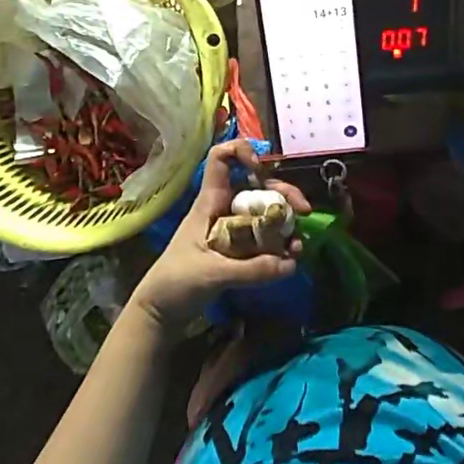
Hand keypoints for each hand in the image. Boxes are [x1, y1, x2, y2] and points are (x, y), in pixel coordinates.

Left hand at [128, 140, 310, 338]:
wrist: (160, 311)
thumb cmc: (175, 282)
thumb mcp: (211, 274)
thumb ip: (250, 270)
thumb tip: (290, 263)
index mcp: (210, 202)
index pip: (221, 159)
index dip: (241, 151)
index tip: (260, 170)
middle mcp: (224, 210)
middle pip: (257, 186)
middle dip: (283, 193)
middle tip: (303, 211)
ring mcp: (232, 231)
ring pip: (264, 213)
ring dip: (285, 224)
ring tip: (298, 245)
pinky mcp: (237, 252)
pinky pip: (264, 239)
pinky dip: (279, 245)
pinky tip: (290, 261)